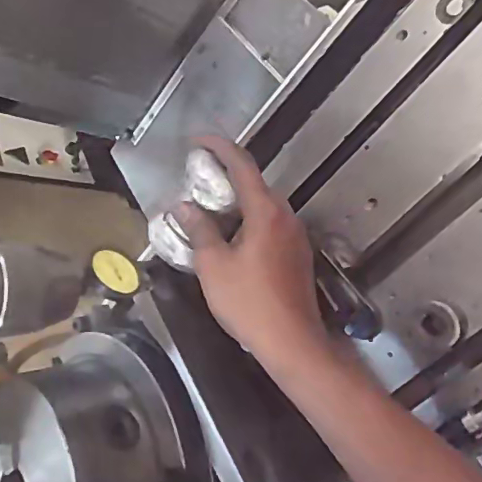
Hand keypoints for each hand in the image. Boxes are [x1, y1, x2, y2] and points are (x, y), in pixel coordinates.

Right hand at [176, 136, 331, 371]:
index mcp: (265, 212)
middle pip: (254, 185)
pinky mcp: (297, 254)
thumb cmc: (249, 303)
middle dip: (226, 178)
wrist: (291, 341)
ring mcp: (295, 236)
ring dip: (237, 202)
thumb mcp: (213, 265)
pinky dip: (249, 221)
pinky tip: (232, 239)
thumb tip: (185, 207)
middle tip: (198, 182)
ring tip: (209, 211)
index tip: (200, 140)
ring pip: (263, 207)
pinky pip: (270, 225)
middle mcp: (285, 217)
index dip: (220, 148)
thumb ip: (199, 230)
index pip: (242, 166)